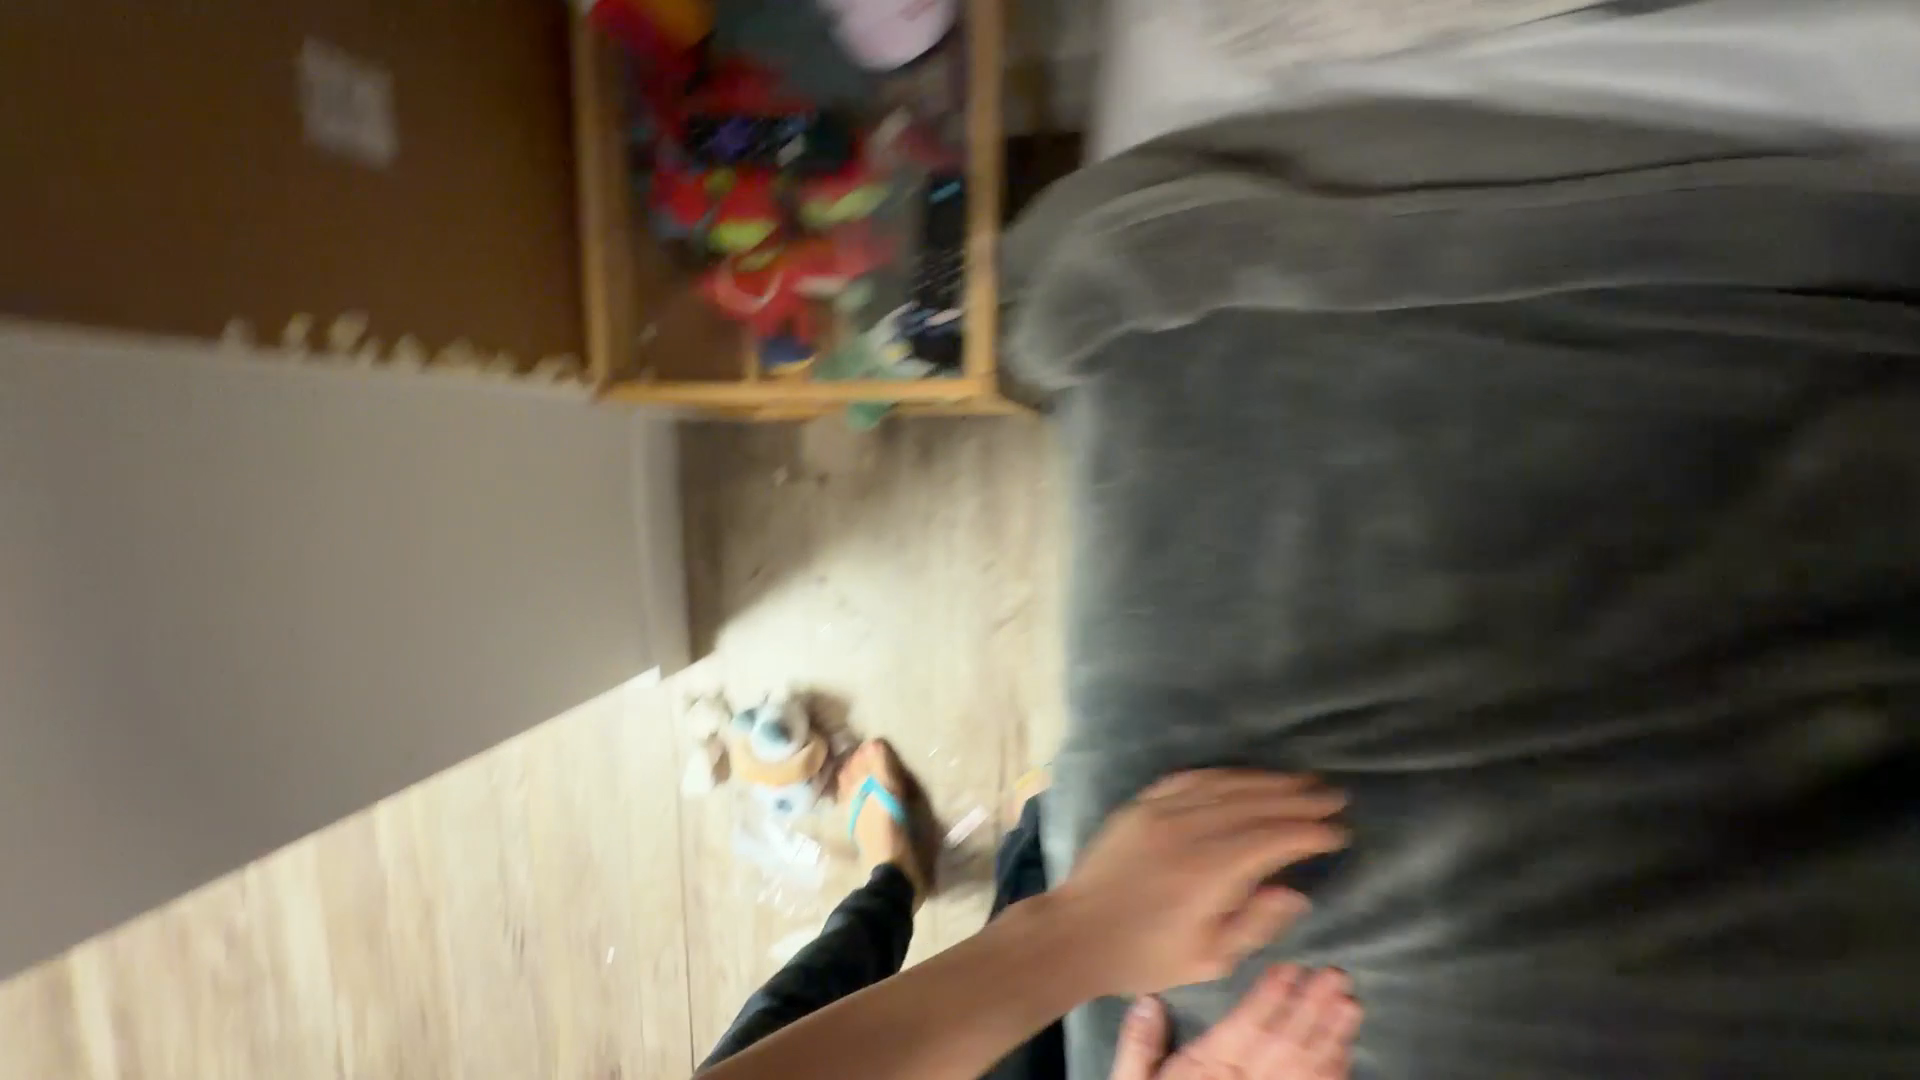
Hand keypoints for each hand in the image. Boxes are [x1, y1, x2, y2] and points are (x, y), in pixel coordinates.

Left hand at [1049, 770, 1346, 995]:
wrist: (1079, 931)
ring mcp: (1160, 810)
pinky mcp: (1141, 804)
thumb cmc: (1146, 954)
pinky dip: (1221, 773)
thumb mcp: (1209, 957)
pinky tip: (1241, 776)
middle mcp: (1187, 829)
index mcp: (1209, 871)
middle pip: (1252, 803)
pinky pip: (1188, 777)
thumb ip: (1256, 922)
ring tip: (1299, 781)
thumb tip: (1296, 891)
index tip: (1338, 830)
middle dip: (1297, 798)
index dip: (1309, 831)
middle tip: (1333, 795)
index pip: (1272, 838)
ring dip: (1265, 780)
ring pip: (1223, 784)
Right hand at [1110, 967, 1360, 1079]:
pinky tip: (1344, 1052)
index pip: (1245, 1030)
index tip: (1291, 968)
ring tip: (1350, 1006)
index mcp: (1206, 1072)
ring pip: (1307, 1072)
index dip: (1270, 999)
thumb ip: (1140, 1048)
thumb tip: (1149, 1000)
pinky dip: (1334, 1074)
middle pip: (1284, 1048)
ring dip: (1331, 1039)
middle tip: (1337, 977)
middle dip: (1311, 1011)